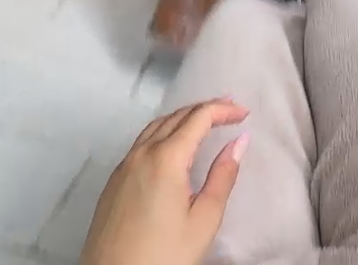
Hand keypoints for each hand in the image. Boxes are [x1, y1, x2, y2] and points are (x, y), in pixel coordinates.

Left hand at [80, 99, 248, 264]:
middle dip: (206, 108)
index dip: (224, 109)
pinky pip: (141, 143)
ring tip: (206, 121)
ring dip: (184, 117)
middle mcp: (141, 153)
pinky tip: (174, 146)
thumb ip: (223, 176)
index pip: (199, 117)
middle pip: (178, 115)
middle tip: (231, 111)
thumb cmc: (163, 258)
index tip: (244, 113)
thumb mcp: (203, 221)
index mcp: (166, 158)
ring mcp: (123, 167)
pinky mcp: (113, 183)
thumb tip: (239, 142)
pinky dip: (164, 132)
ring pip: (157, 126)